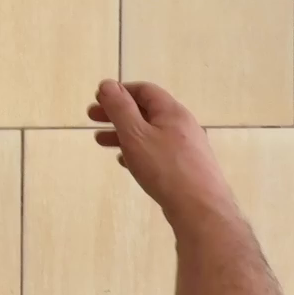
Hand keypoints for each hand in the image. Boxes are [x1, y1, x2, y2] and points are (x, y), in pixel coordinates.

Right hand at [88, 80, 235, 224]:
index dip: (119, 91)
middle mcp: (182, 125)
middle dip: (116, 113)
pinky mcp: (186, 167)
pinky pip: (157, 150)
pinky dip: (137, 149)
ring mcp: (186, 147)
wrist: (201, 210)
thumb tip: (107, 84)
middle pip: (145, 111)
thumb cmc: (165, 168)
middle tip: (92, 118)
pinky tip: (125, 161)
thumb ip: (120, 107)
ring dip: (123, 132)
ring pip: (149, 132)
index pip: (144, 90)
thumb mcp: (135, 134)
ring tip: (101, 141)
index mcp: (172, 112)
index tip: (98, 100)